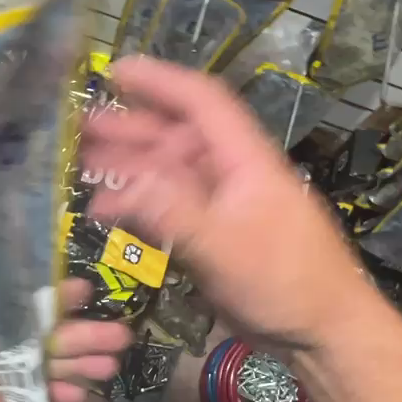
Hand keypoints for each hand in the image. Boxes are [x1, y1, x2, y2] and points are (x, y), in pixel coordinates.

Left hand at [0, 301, 129, 401]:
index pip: (8, 327)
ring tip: (112, 364)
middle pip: (32, 350)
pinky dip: (55, 398)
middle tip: (119, 337)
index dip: (46, 309)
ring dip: (73, 368)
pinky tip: (81, 395)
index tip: (80, 291)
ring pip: (35, 376)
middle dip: (75, 341)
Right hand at [80, 56, 379, 352]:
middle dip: (128, 128)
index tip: (114, 70)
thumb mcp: (227, 249)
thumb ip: (173, 214)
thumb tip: (122, 185)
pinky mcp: (212, 232)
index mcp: (244, 159)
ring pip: (167, 172)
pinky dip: (139, 204)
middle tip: (78, 127)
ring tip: (80, 166)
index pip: (201, 102)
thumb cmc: (287, 283)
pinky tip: (106, 211)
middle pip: (175, 135)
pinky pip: (169, 206)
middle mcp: (229, 172)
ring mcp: (221, 203)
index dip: (159, 81)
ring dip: (127, 168)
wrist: (323, 332)